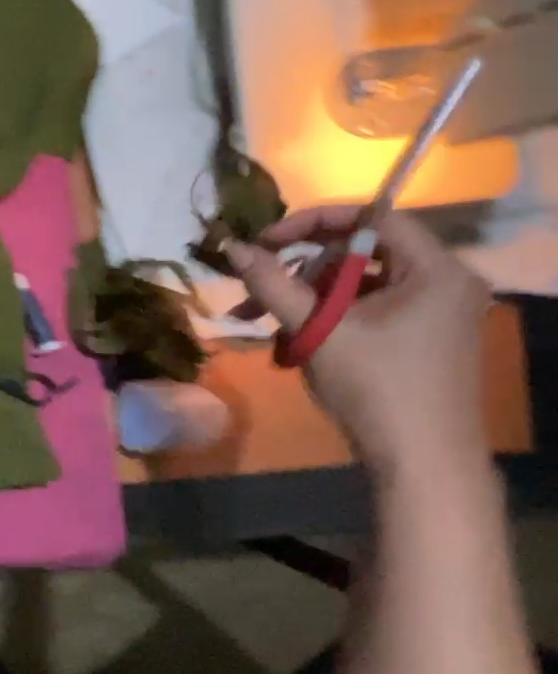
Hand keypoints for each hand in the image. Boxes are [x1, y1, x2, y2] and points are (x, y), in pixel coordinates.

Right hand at [228, 207, 490, 473]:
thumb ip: (273, 283)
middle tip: (253, 287)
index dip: (314, 221)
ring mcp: (432, 309)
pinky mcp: (417, 333)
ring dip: (301, 295)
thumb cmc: (376, 385)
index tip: (264, 240)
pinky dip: (322, 315)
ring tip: (256, 319)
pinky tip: (288, 338)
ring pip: (354, 282)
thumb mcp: (317, 329)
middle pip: (359, 251)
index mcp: (436, 271)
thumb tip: (231, 247)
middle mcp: (442, 281)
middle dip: (298, 267)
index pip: (373, 218)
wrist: (419, 455)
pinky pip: (363, 306)